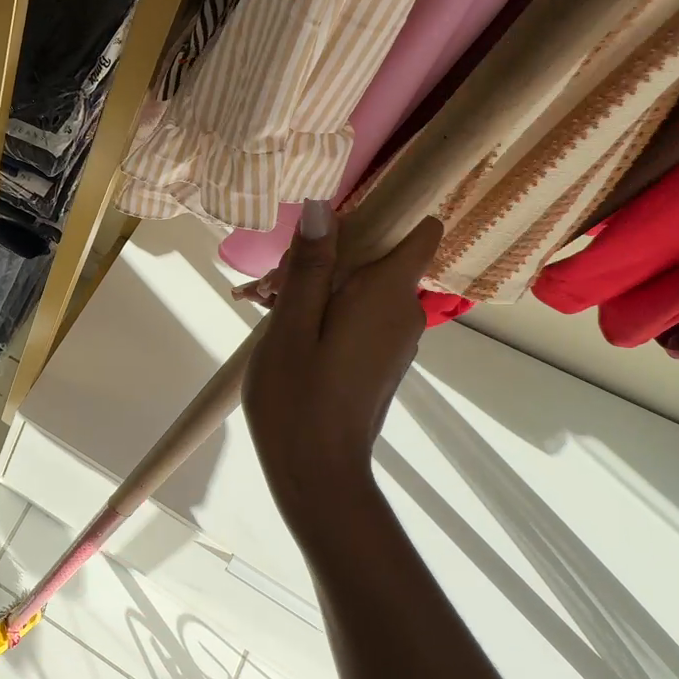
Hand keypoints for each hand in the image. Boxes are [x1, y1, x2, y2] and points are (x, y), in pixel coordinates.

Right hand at [242, 200, 443, 511]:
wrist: (316, 470)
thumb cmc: (296, 396)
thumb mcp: (289, 327)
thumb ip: (308, 267)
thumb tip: (323, 207)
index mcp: (386, 297)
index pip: (418, 230)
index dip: (380, 215)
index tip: (325, 228)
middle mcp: (403, 312)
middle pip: (374, 257)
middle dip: (321, 257)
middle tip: (264, 289)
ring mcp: (395, 338)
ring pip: (360, 286)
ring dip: (312, 286)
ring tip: (259, 309)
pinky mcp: (380, 358)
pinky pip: (357, 314)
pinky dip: (321, 311)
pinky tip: (279, 331)